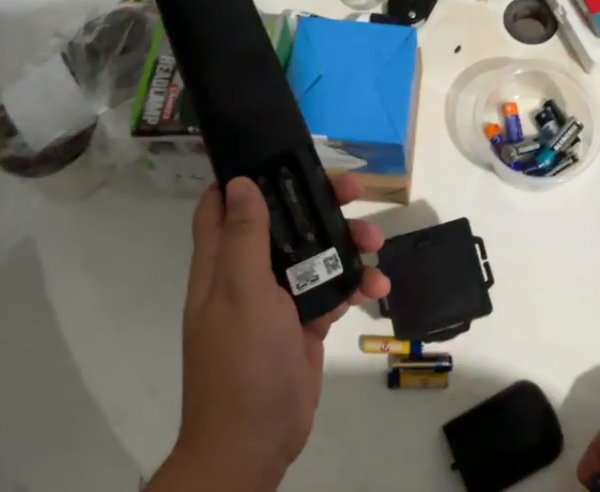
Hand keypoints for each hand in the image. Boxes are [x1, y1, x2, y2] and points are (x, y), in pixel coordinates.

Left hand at [147, 174, 390, 491]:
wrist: (254, 442)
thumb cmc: (241, 362)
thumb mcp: (242, 293)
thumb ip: (243, 238)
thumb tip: (237, 182)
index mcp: (222, 264)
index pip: (222, 207)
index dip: (247, 179)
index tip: (282, 157)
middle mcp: (248, 276)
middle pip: (283, 223)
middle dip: (318, 203)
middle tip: (354, 189)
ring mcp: (277, 301)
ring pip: (314, 254)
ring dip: (347, 243)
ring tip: (376, 240)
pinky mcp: (303, 324)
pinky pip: (332, 292)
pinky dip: (355, 285)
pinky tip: (377, 287)